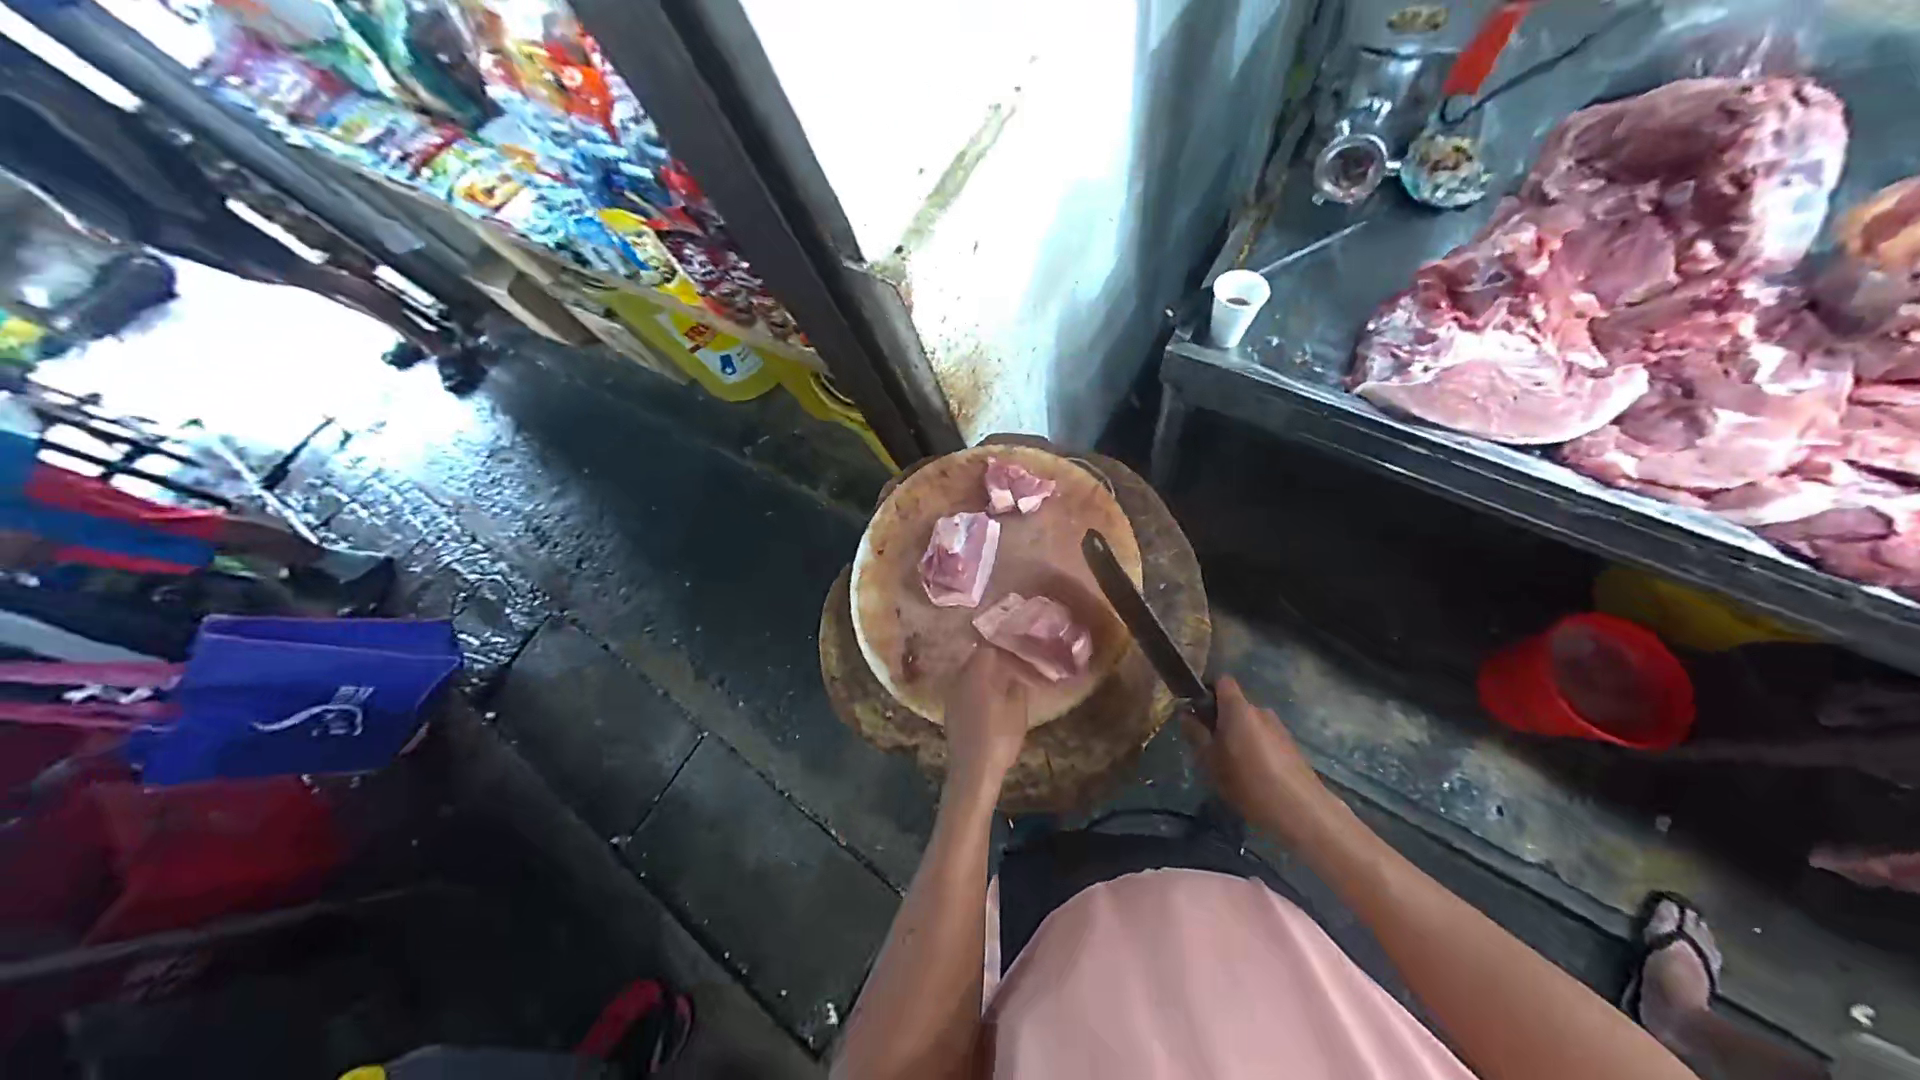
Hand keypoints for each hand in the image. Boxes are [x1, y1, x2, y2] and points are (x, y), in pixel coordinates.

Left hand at [943, 646, 1029, 793]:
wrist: (973, 771)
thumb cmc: (999, 737)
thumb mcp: (1018, 709)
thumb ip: (1018, 685)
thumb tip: (1017, 674)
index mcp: (976, 673)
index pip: (989, 648)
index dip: (1008, 649)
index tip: (1024, 654)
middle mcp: (960, 679)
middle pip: (978, 659)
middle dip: (999, 661)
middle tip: (1019, 667)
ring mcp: (952, 694)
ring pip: (972, 674)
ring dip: (990, 675)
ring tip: (1009, 682)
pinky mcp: (951, 710)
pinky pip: (967, 689)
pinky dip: (981, 688)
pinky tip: (994, 698)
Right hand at [1184, 676, 1333, 841]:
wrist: (1300, 811)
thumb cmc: (1247, 781)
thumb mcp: (1209, 759)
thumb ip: (1195, 733)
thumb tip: (1184, 713)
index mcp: (1238, 708)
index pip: (1222, 681)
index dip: (1207, 691)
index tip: (1196, 711)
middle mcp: (1260, 711)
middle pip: (1235, 704)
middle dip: (1220, 719)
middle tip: (1208, 745)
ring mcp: (1279, 728)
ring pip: (1250, 723)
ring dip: (1238, 735)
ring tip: (1231, 764)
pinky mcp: (1291, 746)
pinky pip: (1265, 737)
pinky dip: (1255, 748)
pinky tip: (1253, 775)